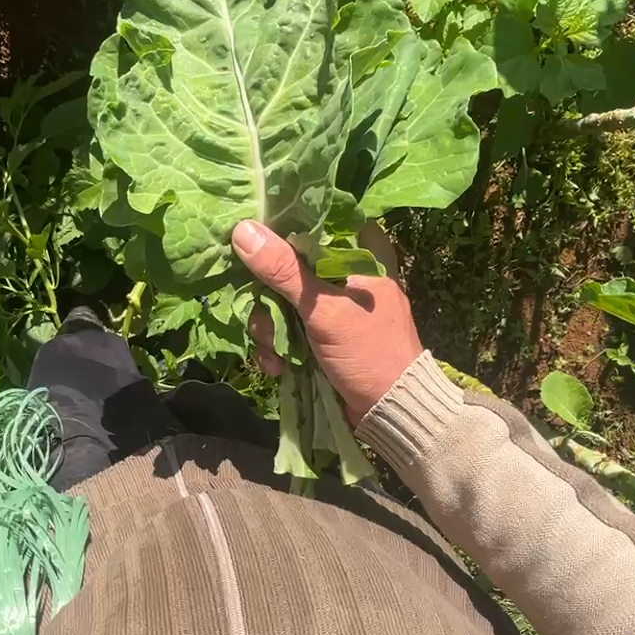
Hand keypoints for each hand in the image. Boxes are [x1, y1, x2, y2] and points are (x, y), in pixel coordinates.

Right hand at [232, 220, 423, 423]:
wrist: (391, 410)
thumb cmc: (369, 352)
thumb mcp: (323, 310)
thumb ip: (284, 270)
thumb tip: (243, 229)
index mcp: (360, 252)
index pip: (312, 223)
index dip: (278, 234)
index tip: (255, 251)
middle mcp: (345, 271)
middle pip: (287, 266)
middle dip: (268, 301)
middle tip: (266, 323)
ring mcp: (331, 303)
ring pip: (280, 299)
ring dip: (270, 330)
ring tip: (277, 354)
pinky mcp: (321, 330)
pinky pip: (286, 326)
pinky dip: (278, 346)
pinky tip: (280, 365)